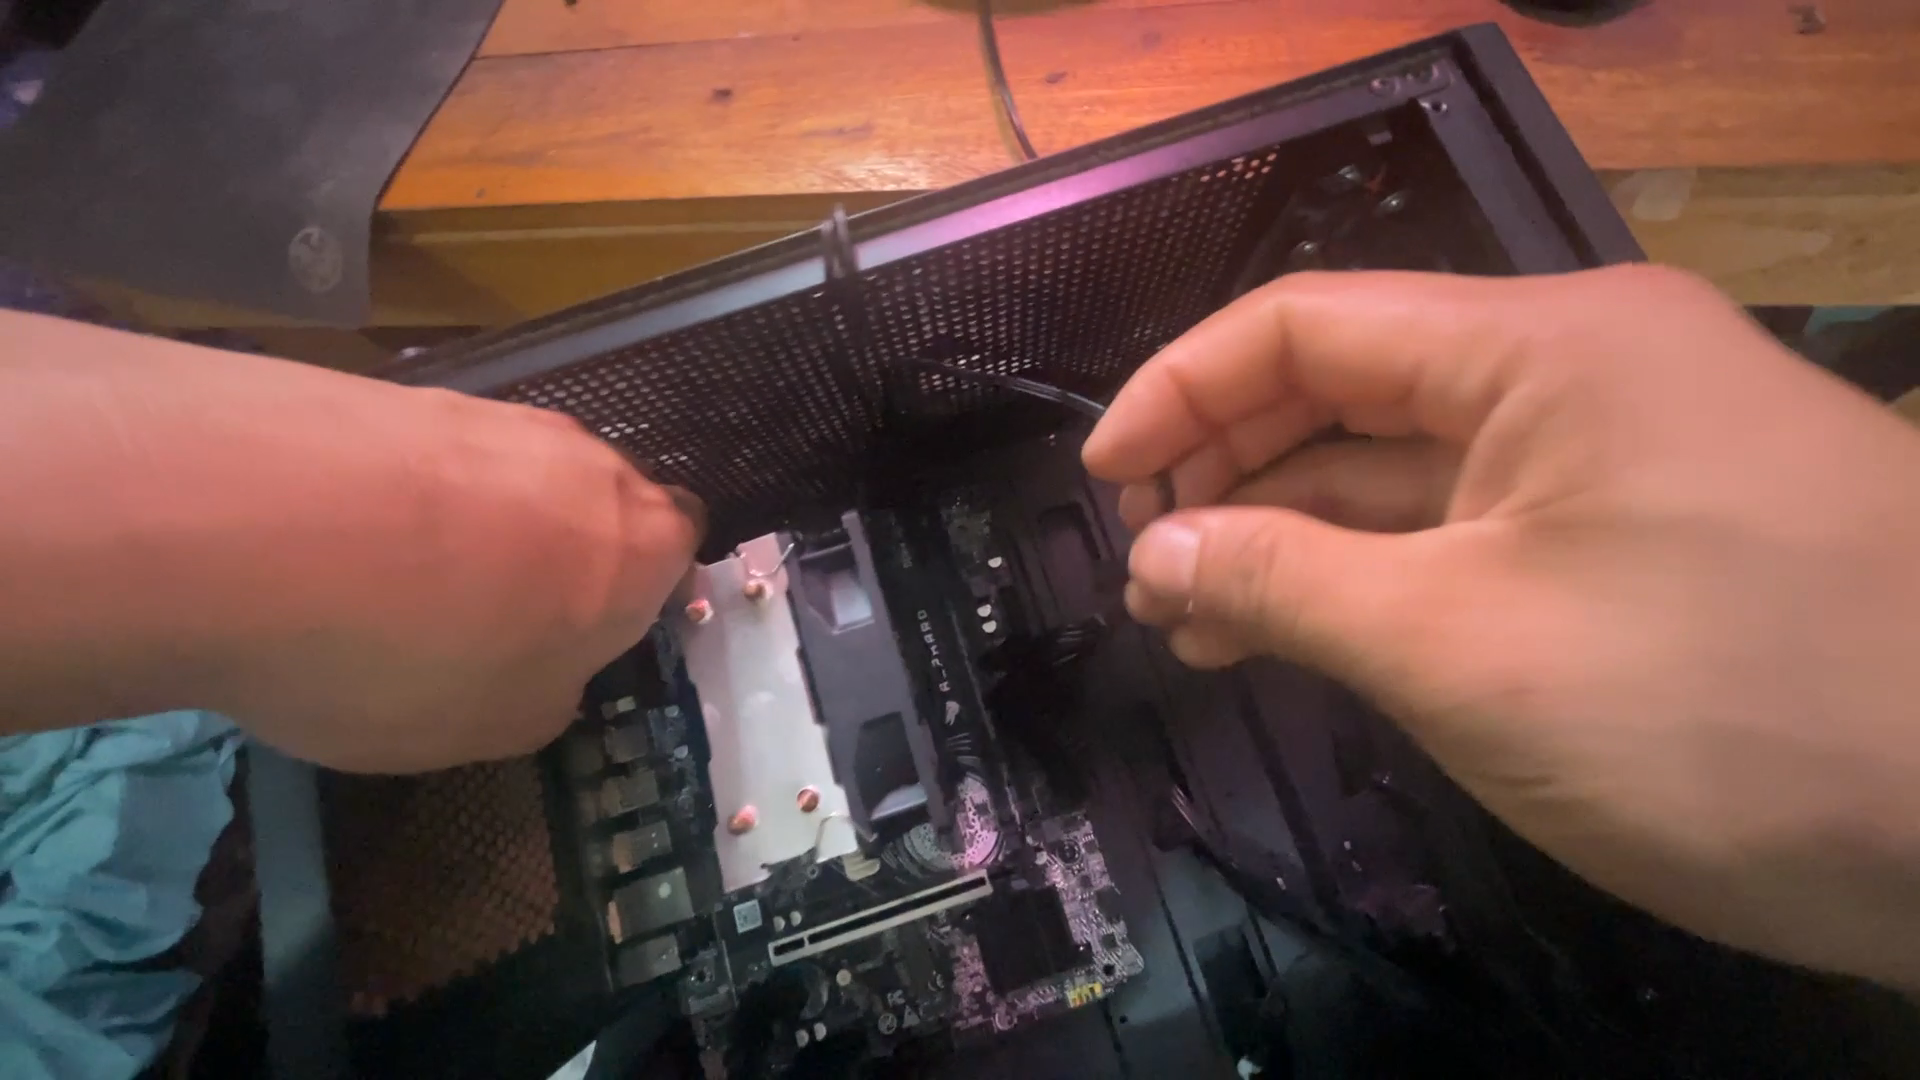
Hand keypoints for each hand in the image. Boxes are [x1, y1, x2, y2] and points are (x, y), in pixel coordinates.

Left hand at [1, 313, 700, 771]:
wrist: (250, 523)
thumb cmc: (423, 653)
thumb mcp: (503, 727)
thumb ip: (554, 693)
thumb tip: (545, 670)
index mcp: (648, 546)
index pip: (683, 549)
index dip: (641, 589)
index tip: (586, 628)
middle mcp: (597, 467)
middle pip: (603, 506)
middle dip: (567, 550)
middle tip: (494, 608)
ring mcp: (508, 420)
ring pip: (523, 477)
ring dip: (489, 519)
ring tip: (399, 570)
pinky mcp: (421, 391)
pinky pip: (443, 454)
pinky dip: (415, 491)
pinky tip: (343, 531)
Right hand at [1082, 266, 1919, 987]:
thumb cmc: (1733, 717)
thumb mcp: (1458, 645)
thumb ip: (1283, 582)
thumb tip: (1152, 553)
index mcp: (1532, 349)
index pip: (1300, 326)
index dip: (1179, 391)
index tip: (1105, 475)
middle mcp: (1548, 378)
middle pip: (1324, 394)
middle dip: (1215, 472)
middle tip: (1141, 560)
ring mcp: (1568, 463)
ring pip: (1363, 475)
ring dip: (1262, 536)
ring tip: (1179, 612)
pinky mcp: (1580, 542)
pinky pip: (1415, 536)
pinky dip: (1329, 579)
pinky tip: (1258, 632)